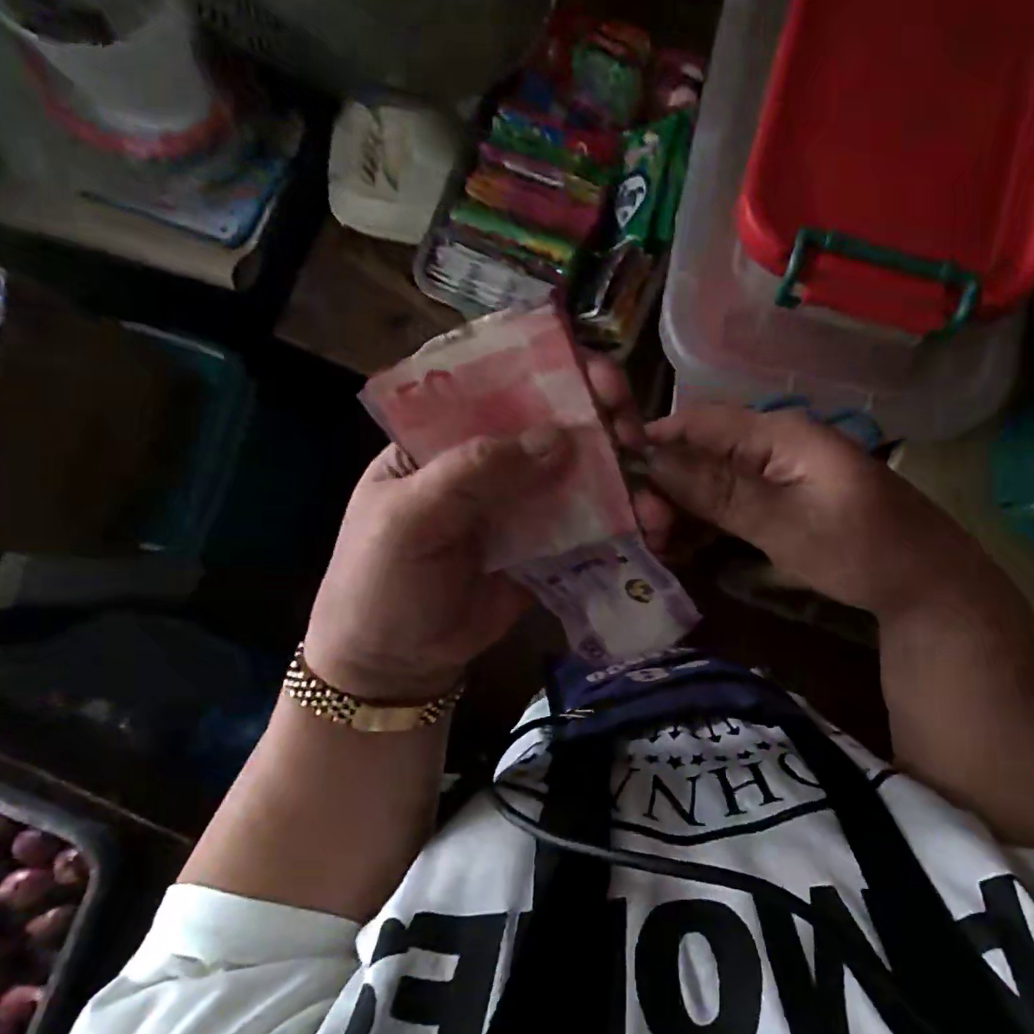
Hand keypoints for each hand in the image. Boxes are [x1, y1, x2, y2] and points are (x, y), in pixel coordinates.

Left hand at [304, 355, 664, 702]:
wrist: (393, 663)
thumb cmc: (380, 580)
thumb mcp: (409, 518)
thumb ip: (474, 471)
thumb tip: (560, 436)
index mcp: (444, 438)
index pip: (502, 386)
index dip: (552, 370)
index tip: (599, 378)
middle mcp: (488, 462)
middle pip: (552, 423)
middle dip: (600, 421)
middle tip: (633, 434)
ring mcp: (520, 503)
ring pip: (578, 473)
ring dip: (620, 474)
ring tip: (652, 495)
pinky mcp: (545, 545)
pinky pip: (587, 523)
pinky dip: (619, 522)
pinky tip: (649, 526)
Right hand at [644, 405, 1016, 621]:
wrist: (926, 584)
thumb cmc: (862, 550)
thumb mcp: (786, 525)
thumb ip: (721, 493)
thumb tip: (654, 462)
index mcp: (778, 434)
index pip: (698, 422)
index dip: (653, 441)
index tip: (615, 476)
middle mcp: (772, 444)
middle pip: (700, 451)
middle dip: (664, 485)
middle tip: (641, 528)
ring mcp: (777, 472)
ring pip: (709, 478)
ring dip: (679, 507)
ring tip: (655, 542)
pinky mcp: (780, 498)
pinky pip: (729, 500)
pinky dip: (703, 520)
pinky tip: (681, 545)